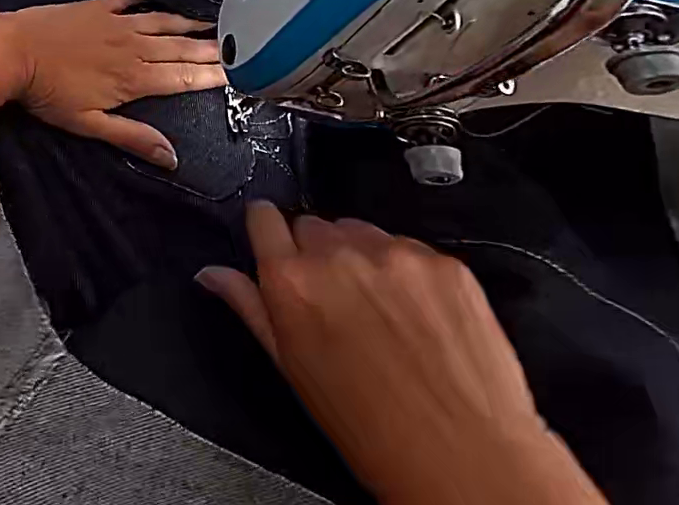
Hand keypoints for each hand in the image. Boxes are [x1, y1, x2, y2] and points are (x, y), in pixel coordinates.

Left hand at [0, 0, 224, 168]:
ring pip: (162, 23)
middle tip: (236, 47)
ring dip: (188, 23)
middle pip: (179, 48)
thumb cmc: (49, 93)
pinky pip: (130, 2)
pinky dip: (146, 2)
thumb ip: (133, 137)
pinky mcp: (99, 8)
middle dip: (210, 49)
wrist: (16, 51)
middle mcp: (134, 47)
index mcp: (135, 78)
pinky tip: (157, 1)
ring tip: (211, 21)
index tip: (236, 73)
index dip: (211, 76)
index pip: (182, 77)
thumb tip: (171, 157)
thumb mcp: (90, 124)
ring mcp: (117, 23)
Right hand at [198, 203, 607, 504]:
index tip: (275, 240)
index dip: (267, 229)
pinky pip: (409, 246)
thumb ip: (249, 308)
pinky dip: (408, 270)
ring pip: (361, 230)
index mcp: (292, 283)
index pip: (264, 216)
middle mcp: (340, 256)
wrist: (465, 460)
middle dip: (317, 253)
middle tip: (335, 300)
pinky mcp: (441, 258)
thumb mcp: (293, 371)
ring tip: (380, 311)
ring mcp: (395, 253)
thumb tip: (213, 274)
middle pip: (313, 224)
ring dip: (362, 257)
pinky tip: (417, 314)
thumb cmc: (371, 431)